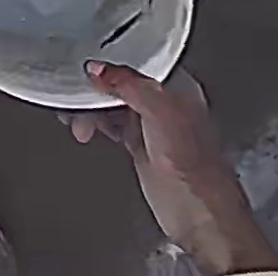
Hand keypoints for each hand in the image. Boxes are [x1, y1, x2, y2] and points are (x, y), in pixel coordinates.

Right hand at [67, 62, 277, 275]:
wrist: (203, 224)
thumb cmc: (196, 173)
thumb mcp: (162, 116)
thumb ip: (130, 86)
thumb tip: (97, 68)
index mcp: (176, 85)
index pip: (136, 56)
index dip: (109, 54)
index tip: (84, 57)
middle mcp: (163, 100)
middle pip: (118, 78)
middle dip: (92, 85)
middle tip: (74, 91)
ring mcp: (150, 122)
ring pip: (109, 99)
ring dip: (87, 105)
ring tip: (75, 116)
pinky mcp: (138, 142)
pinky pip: (106, 120)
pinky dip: (90, 121)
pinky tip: (82, 127)